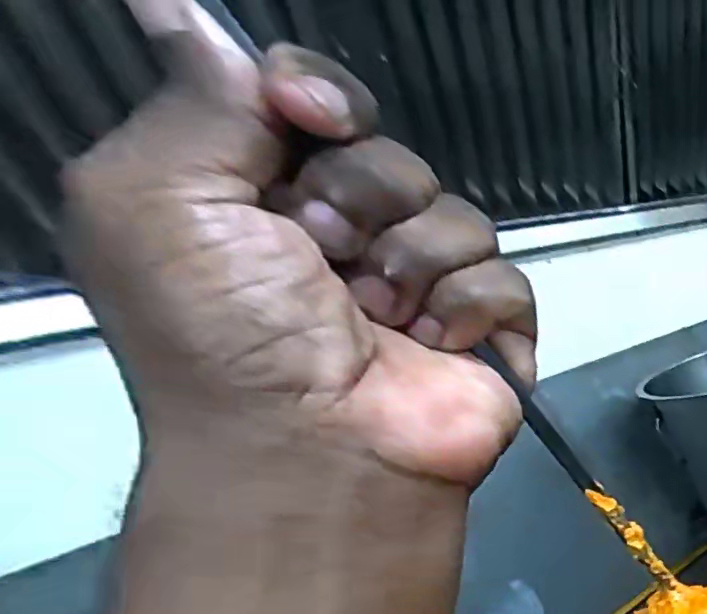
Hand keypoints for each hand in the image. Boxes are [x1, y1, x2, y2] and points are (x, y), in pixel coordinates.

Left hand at [62, 0, 535, 488]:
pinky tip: (440, 343)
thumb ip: (197, 106)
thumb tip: (187, 12)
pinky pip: (510, 280)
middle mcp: (357, 232)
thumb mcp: (158, 199)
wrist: (322, 441)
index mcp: (268, 194)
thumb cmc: (225, 330)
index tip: (306, 110)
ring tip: (385, 316)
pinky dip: (472, 309)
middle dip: (363, 200)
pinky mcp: (496, 327)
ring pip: (464, 219)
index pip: (317, 104)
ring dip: (416, 265)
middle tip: (326, 254)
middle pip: (397, 159)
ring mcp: (434, 283)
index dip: (321, 93)